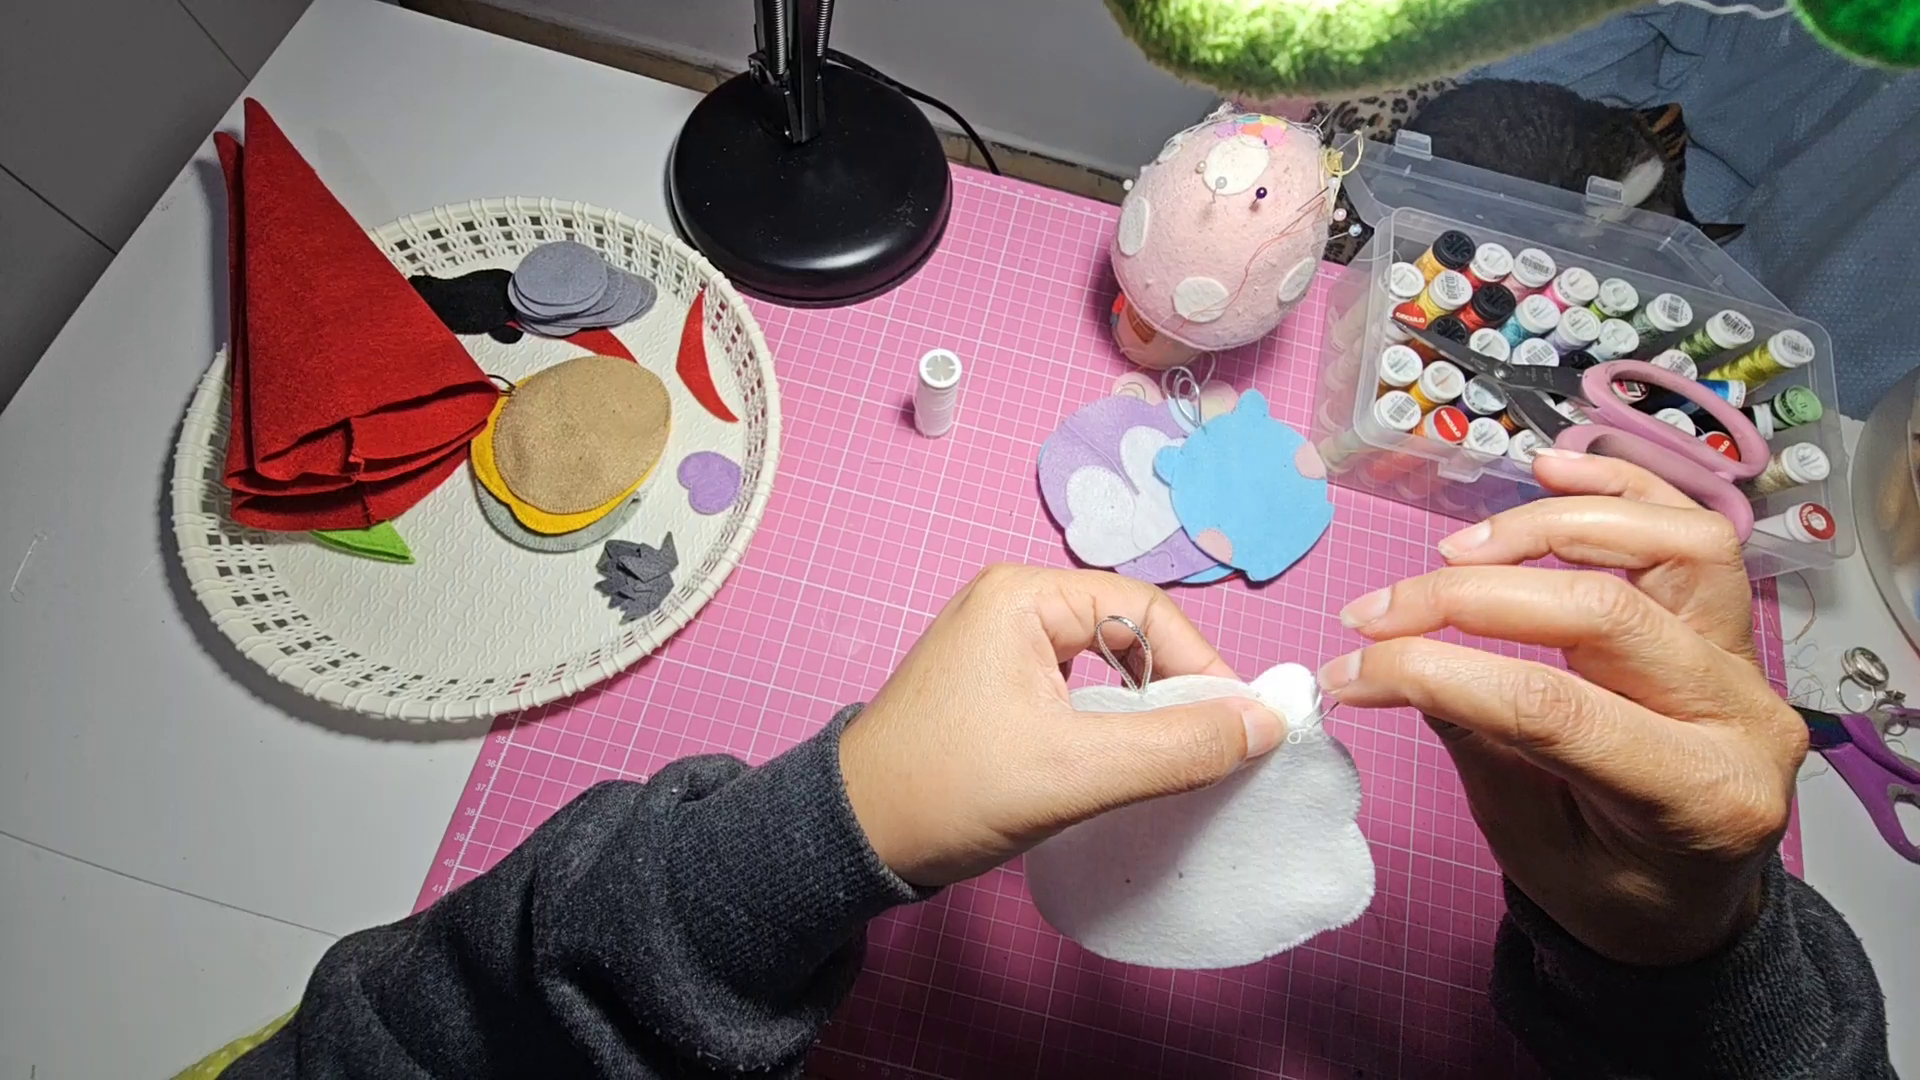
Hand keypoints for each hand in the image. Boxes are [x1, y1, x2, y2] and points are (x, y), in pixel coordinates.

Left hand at [840, 564, 1284, 886]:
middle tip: (1210, 748)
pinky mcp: (996, 679)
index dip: (1201, 666)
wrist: (857, 836)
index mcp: (1023, 596)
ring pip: (1103, 663)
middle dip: (1173, 688)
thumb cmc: (954, 789)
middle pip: (1126, 631)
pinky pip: (1074, 685)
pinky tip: (1122, 755)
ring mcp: (1000, 640)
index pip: (1144, 610)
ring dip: (1142, 707)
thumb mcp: (1076, 770)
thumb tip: (1263, 721)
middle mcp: (1012, 603)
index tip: (1241, 729)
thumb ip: (1177, 746)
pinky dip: (1108, 718)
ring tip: (1172, 756)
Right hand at [1318, 451, 1806, 965]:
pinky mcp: (1720, 624)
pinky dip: (1615, 486)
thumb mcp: (1523, 836)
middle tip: (1374, 615)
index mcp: (1693, 793)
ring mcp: (1739, 657)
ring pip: (1673, 544)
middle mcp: (1736, 710)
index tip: (1348, 671)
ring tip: (1455, 549)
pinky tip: (1548, 468)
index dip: (1426, 673)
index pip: (1546, 703)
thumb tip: (1393, 659)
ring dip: (1544, 529)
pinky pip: (1688, 529)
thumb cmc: (1603, 881)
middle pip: (1597, 609)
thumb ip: (1470, 737)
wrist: (1685, 896)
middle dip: (1458, 599)